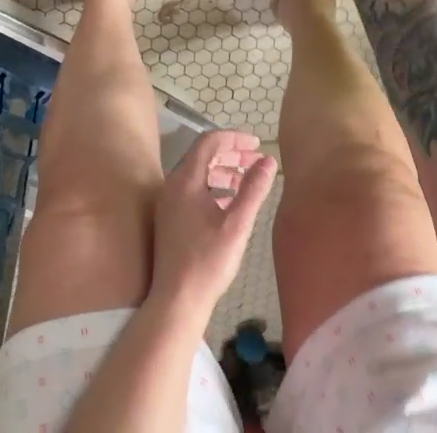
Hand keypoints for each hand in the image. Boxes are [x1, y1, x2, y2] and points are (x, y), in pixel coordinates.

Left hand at [150, 130, 277, 314]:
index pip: (209, 142)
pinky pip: (193, 190)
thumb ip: (253, 189)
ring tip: (248, 181)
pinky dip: (213, 188)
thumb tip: (268, 161)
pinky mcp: (169, 217)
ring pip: (198, 174)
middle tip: (257, 161)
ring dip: (223, 171)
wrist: (177, 297)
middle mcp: (172, 184)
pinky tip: (231, 203)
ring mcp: (168, 201)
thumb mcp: (237, 224)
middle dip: (231, 154)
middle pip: (203, 155)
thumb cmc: (209, 260)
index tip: (257, 144)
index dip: (234, 138)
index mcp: (185, 180)